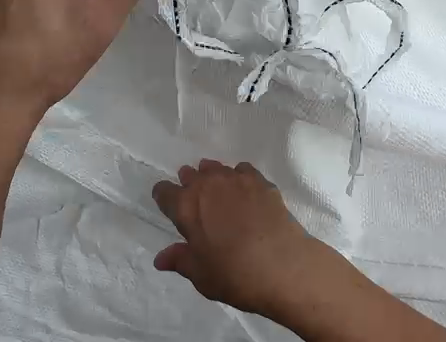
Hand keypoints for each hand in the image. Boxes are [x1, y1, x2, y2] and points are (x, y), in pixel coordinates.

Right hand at [151, 160, 326, 322]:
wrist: (284, 266)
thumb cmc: (236, 275)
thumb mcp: (202, 277)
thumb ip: (180, 261)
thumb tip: (160, 258)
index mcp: (186, 206)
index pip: (163, 191)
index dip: (164, 199)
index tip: (170, 209)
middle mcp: (206, 185)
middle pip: (189, 174)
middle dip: (189, 185)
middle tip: (198, 207)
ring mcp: (234, 178)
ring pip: (214, 168)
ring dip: (212, 178)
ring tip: (220, 196)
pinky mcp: (259, 180)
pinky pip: (241, 170)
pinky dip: (239, 179)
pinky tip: (246, 196)